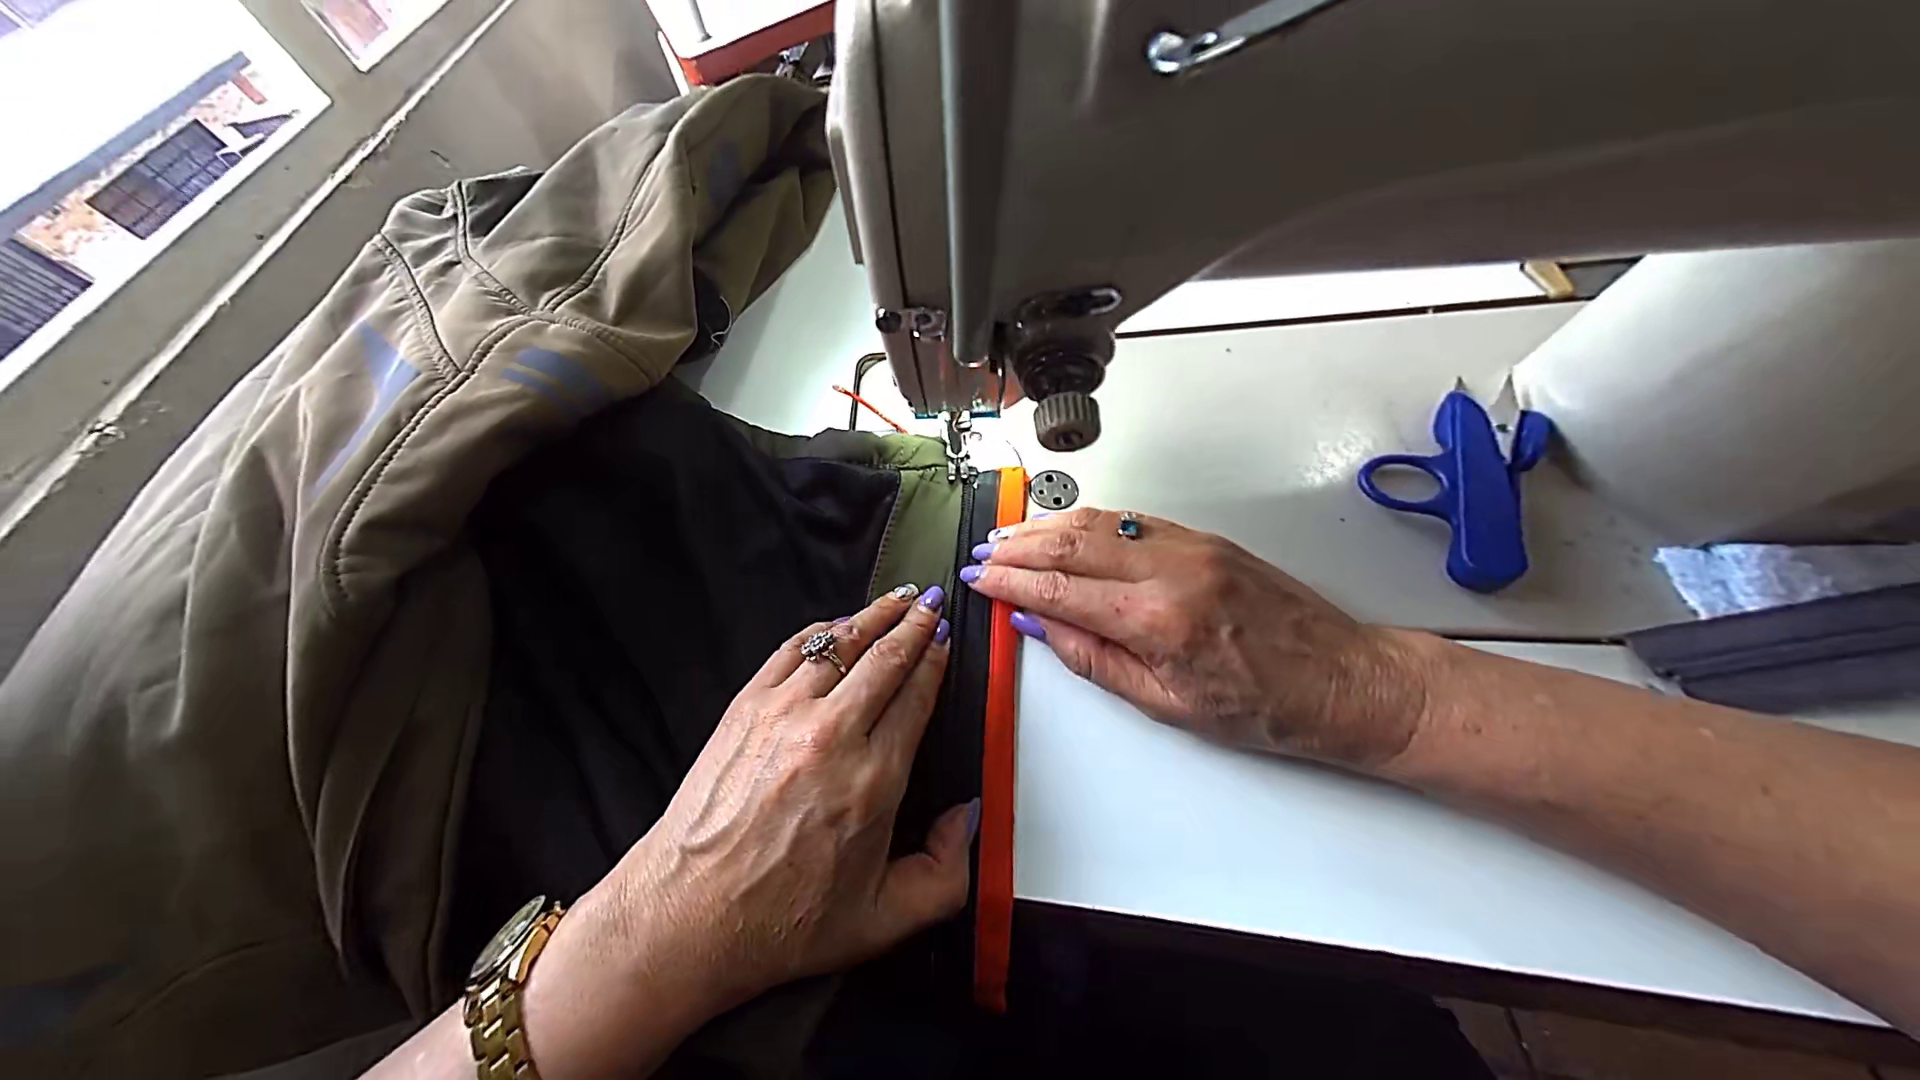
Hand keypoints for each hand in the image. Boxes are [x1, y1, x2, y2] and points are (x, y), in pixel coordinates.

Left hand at [519, 585, 975, 1079]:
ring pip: (843, 643)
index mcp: (874, 780)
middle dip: (916, 623)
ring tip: (898, 598)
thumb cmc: (781, 920)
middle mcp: (832, 736)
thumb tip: (970, 816)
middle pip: (886, 658)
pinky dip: (823, 629)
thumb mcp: (884, 920)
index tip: (945, 639)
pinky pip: (793, 650)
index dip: (935, 660)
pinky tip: (840, 623)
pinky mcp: (746, 707)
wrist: (685, 917)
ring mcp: (784, 714)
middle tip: (932, 601)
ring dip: (876, 615)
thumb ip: (947, 871)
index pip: (916, 696)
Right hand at [960, 508, 1433, 768]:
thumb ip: (1094, 659)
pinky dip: (1087, 521)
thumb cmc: (1266, 706)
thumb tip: (1043, 625)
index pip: (1059, 589)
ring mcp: (1189, 546)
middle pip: (1069, 544)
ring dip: (1046, 527)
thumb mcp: (1166, 704)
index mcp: (1158, 620)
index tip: (982, 579)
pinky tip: (1065, 528)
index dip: (1011, 582)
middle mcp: (1170, 570)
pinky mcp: (1203, 537)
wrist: (1344, 679)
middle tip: (986, 554)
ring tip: (1011, 537)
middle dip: (1017, 547)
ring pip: (1097, 521)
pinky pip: (1130, 518)